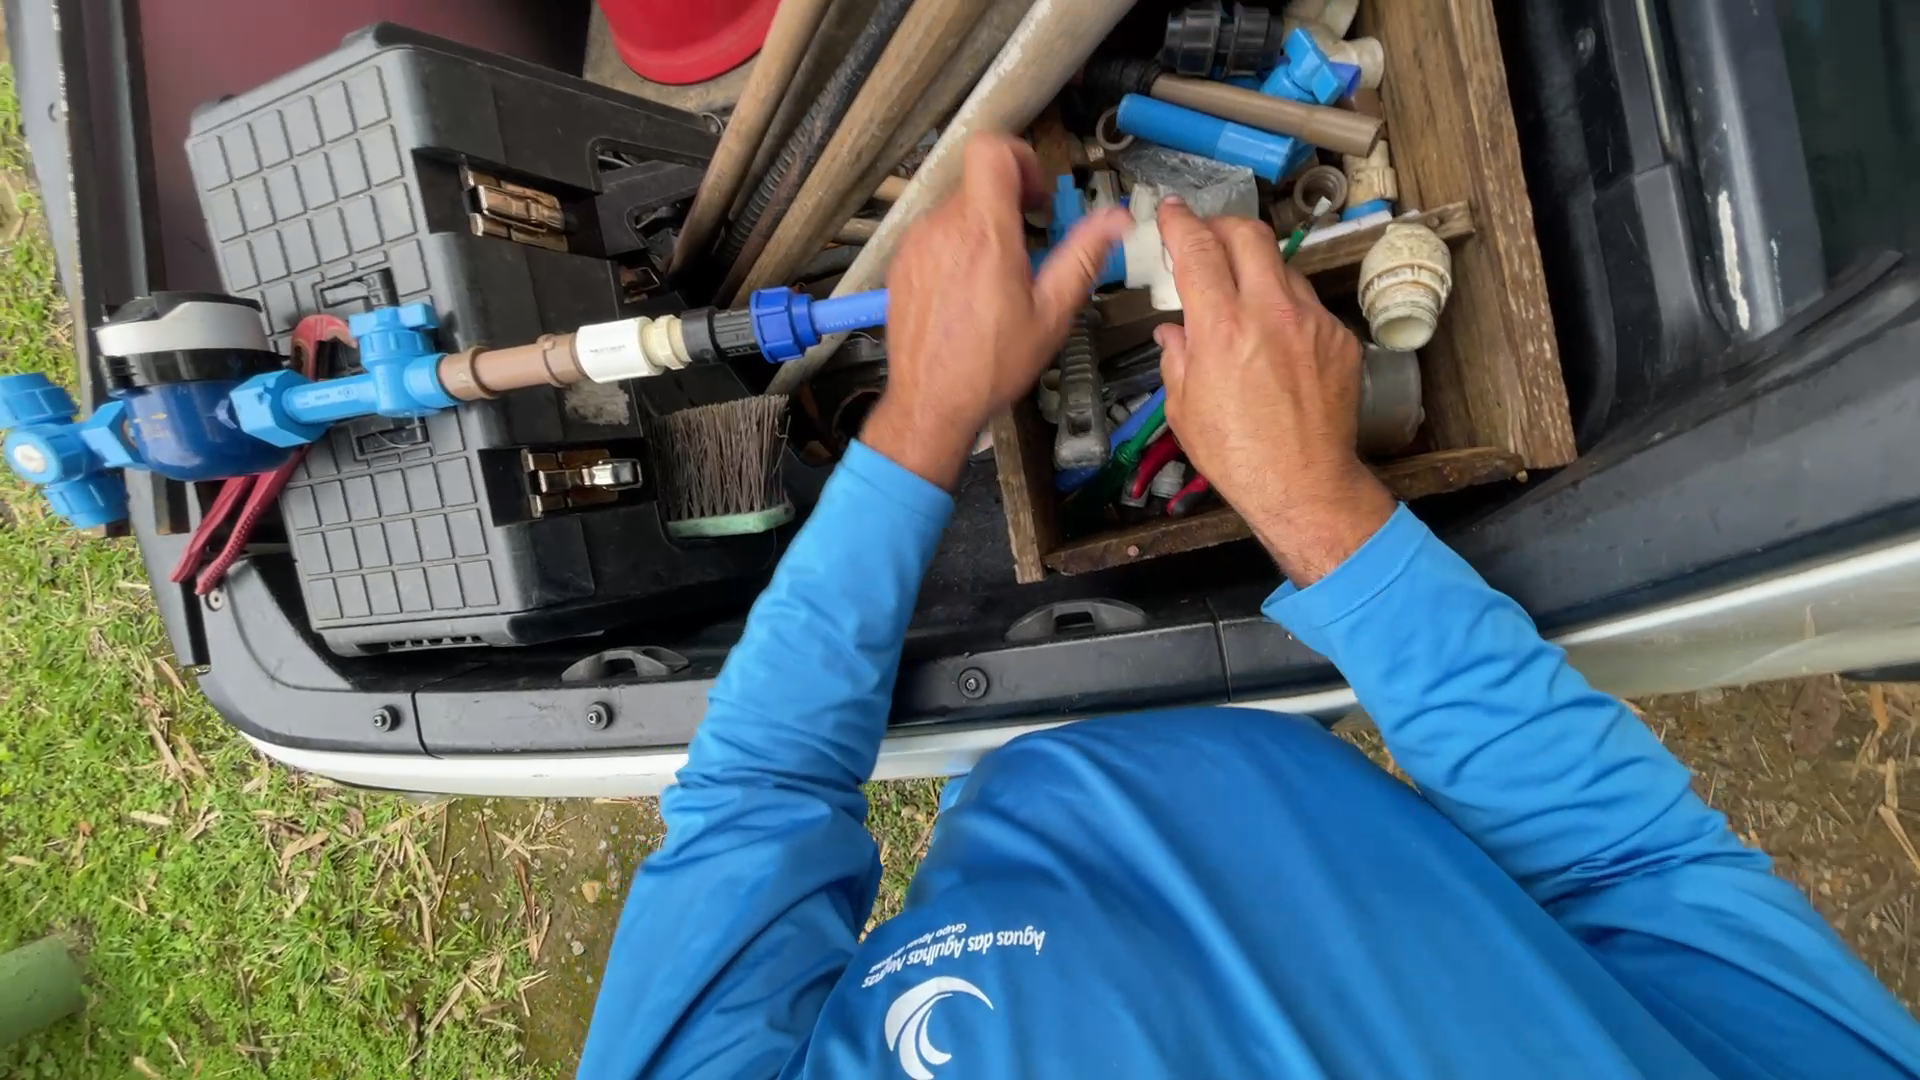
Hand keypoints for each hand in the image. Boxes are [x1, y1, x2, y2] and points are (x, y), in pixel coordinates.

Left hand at [863, 134, 1128, 489]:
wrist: (930, 403)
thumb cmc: (989, 368)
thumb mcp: (1051, 315)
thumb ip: (1083, 256)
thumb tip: (1115, 219)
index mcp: (985, 233)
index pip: (992, 150)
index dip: (1020, 159)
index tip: (1034, 195)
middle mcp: (943, 230)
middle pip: (978, 184)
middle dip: (1007, 207)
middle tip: (1025, 249)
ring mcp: (916, 247)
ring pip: (954, 213)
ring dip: (980, 232)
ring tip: (995, 282)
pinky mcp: (901, 267)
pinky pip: (932, 239)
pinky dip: (954, 253)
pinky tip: (967, 295)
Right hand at [1154, 198, 1395, 584]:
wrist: (1302, 484)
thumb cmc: (1235, 455)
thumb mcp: (1183, 409)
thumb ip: (1176, 358)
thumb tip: (1174, 333)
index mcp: (1222, 330)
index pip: (1199, 250)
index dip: (1181, 224)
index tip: (1171, 213)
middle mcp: (1270, 313)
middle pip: (1249, 234)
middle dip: (1221, 226)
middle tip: (1205, 238)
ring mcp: (1312, 321)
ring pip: (1281, 267)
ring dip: (1254, 269)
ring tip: (1239, 297)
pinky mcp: (1338, 338)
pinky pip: (1306, 304)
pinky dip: (1282, 308)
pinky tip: (1272, 338)